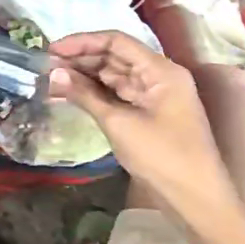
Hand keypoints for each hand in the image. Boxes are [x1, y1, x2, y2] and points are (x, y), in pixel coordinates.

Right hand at [48, 32, 244, 243]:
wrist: (197, 202)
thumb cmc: (162, 157)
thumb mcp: (119, 124)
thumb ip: (85, 95)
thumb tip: (53, 74)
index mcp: (161, 70)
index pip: (117, 42)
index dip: (82, 42)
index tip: (52, 50)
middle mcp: (160, 76)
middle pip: (116, 56)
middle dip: (82, 59)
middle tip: (47, 66)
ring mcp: (156, 95)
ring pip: (116, 75)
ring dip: (86, 75)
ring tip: (53, 79)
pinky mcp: (150, 114)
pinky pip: (120, 94)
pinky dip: (96, 93)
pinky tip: (73, 94)